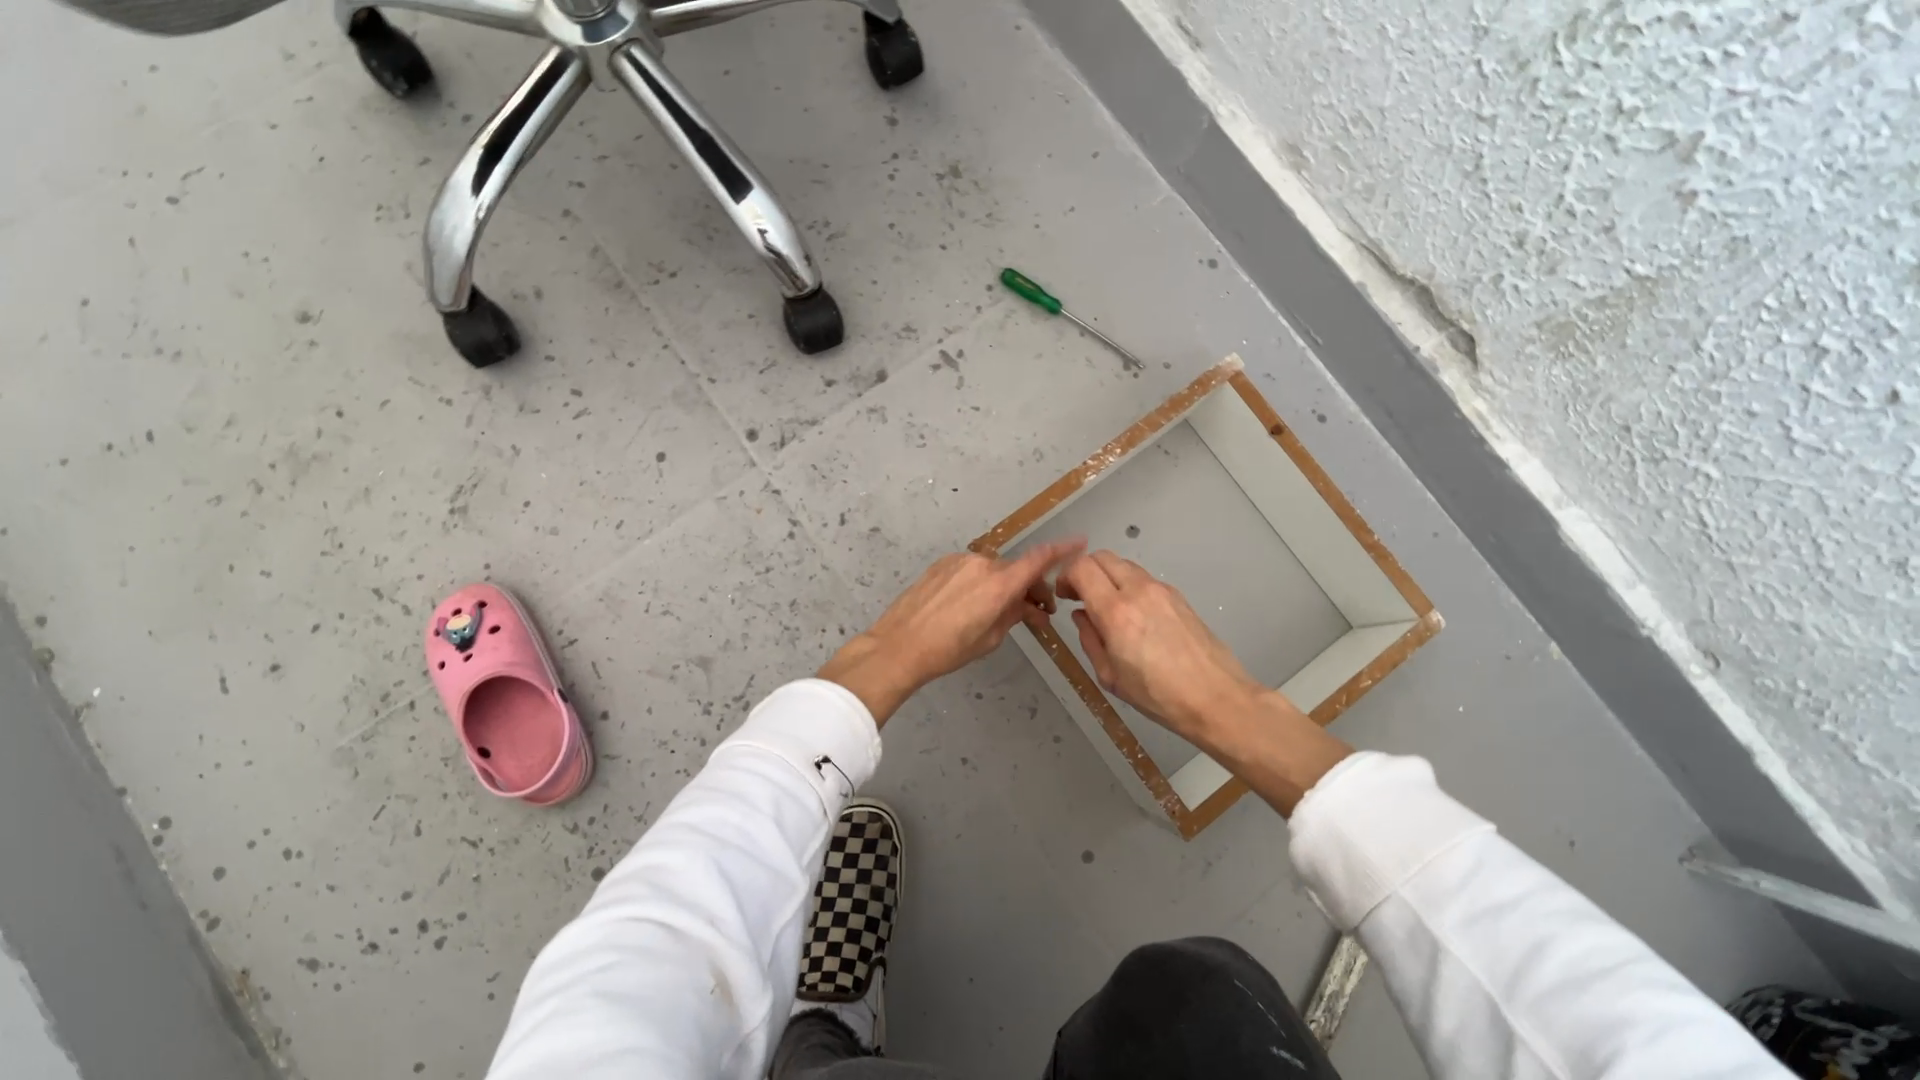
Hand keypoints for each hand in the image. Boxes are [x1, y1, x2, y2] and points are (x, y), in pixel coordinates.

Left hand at [820, 539, 1085, 724]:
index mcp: (999, 585)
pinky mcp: (941, 565)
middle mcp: (982, 565)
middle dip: (1030, 587)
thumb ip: (1013, 616)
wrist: (899, 645)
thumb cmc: (948, 650)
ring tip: (999, 613)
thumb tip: (1027, 607)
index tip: (1080, 543)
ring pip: (992, 571)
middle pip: (1015, 570)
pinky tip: (971, 605)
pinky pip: (971, 571)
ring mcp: (959, 562)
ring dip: (1002, 586)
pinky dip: (980, 583)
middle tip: (1037, 611)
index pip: (1038, 560)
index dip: (1062, 550)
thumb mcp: (990, 639)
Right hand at [1056, 550, 1352, 814]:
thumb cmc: (1158, 696)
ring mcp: (1162, 590)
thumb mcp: (1110, 676)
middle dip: (1084, 571)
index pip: (1081, 569)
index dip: (1066, 577)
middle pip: (1102, 557)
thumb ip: (1090, 640)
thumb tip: (1082, 616)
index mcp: (1116, 612)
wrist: (1215, 698)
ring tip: (1105, 605)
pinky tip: (1131, 613)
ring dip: (1108, 577)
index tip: (1064, 595)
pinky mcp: (1178, 596)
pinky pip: (1144, 579)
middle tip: (1079, 595)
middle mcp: (1138, 591)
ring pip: (1124, 565)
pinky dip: (1128, 585)